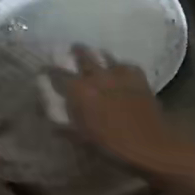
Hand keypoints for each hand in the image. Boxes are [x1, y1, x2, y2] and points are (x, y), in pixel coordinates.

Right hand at [47, 46, 194, 175]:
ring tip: (95, 55)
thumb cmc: (112, 146)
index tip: (43, 68)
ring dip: (97, 55)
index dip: (49, 70)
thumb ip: (64, 126)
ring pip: (104, 55)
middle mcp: (97, 76)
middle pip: (82, 55)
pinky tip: (120, 71)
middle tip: (71, 48)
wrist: (151, 144)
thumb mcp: (82, 139)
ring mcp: (119, 73)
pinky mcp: (137, 75)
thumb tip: (49, 121)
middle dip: (75, 51)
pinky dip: (119, 66)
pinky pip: (125, 64)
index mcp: (79, 91)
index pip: (57, 74)